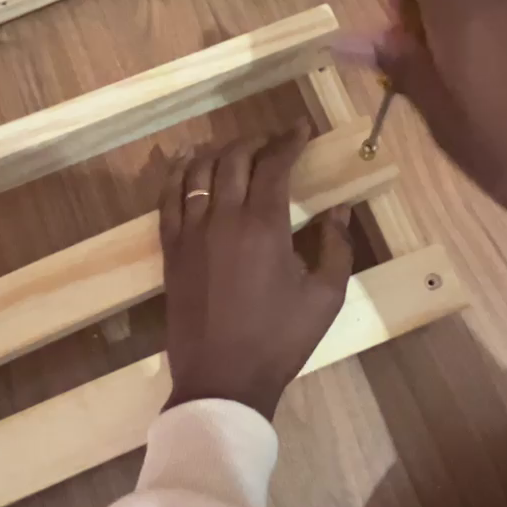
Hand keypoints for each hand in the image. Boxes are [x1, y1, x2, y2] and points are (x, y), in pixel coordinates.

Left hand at [160, 124, 354, 418]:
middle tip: (274, 141)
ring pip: (198, 170)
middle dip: (257, 141)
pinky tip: (186, 162)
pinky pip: (168, 197)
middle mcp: (223, 218)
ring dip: (219, 152)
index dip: (289, 141)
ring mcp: (190, 232)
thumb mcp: (325, 297)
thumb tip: (339, 211)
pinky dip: (177, 173)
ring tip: (237, 150)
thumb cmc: (280, 340)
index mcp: (264, 226)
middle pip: (234, 159)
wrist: (223, 378)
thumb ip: (336, 247)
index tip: (302, 129)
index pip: (275, 165)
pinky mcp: (170, 249)